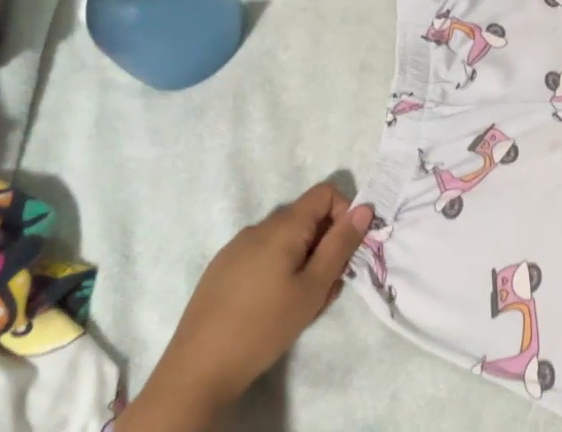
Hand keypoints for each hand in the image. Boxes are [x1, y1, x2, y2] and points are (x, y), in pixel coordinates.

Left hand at [120, 183, 372, 430]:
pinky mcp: (220, 269)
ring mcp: (235, 248)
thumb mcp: (314, 288)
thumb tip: (364, 208)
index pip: (324, 193)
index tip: (344, 252)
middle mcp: (258, 227)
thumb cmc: (265, 326)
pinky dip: (277, 269)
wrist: (197, 369)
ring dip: (302, 260)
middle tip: (325, 287)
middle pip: (305, 218)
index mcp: (283, 227)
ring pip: (284, 240)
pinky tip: (270, 306)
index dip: (344, 214)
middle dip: (324, 244)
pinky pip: (261, 254)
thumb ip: (341, 244)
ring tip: (298, 303)